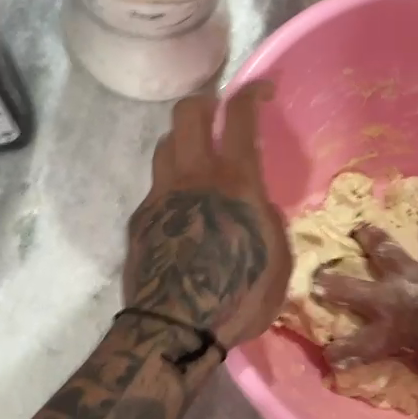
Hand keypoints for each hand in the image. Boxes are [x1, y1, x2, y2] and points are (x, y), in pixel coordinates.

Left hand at [124, 84, 289, 348]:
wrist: (174, 328)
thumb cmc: (238, 298)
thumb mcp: (277, 261)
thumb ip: (267, 220)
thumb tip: (255, 204)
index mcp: (235, 182)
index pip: (239, 116)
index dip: (251, 93)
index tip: (261, 90)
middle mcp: (194, 176)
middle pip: (188, 112)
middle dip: (206, 103)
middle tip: (219, 115)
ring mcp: (160, 195)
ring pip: (166, 144)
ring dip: (184, 141)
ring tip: (199, 160)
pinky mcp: (140, 219)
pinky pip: (156, 186)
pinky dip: (171, 186)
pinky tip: (183, 212)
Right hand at [313, 225, 417, 381]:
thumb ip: (413, 357)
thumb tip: (405, 353)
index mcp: (392, 335)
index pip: (357, 347)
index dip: (340, 352)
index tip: (329, 355)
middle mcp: (397, 302)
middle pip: (355, 291)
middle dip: (333, 285)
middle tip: (317, 277)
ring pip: (388, 253)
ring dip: (373, 239)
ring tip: (362, 227)